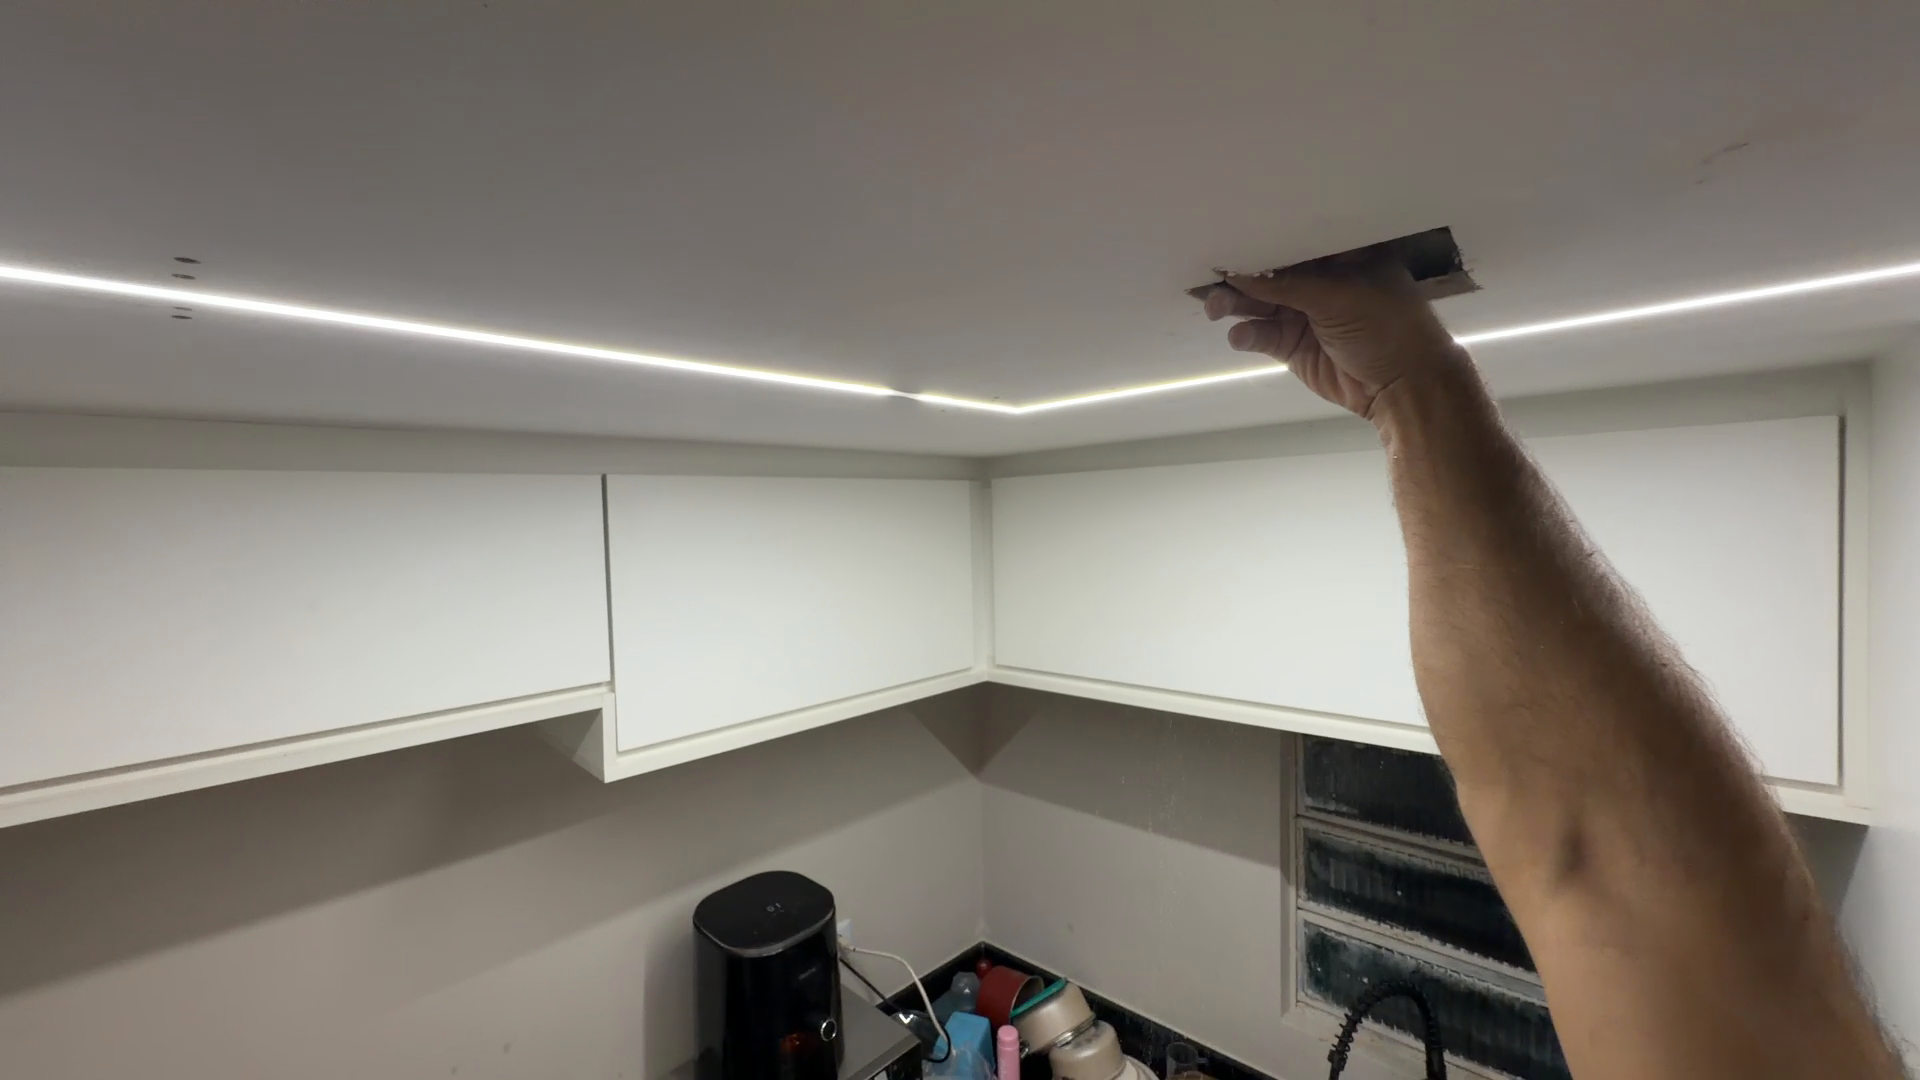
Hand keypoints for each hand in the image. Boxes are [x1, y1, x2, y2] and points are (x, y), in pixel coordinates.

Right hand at [1200, 251, 1471, 421]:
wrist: (1400, 385)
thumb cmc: (1386, 326)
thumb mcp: (1339, 294)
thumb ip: (1288, 284)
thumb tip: (1239, 272)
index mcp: (1339, 256)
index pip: (1293, 242)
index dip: (1261, 242)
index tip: (1228, 241)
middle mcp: (1318, 282)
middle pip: (1268, 275)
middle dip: (1240, 278)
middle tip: (1213, 281)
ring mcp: (1302, 315)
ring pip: (1258, 306)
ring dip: (1235, 306)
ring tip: (1217, 310)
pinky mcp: (1290, 346)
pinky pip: (1260, 336)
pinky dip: (1246, 335)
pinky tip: (1241, 336)